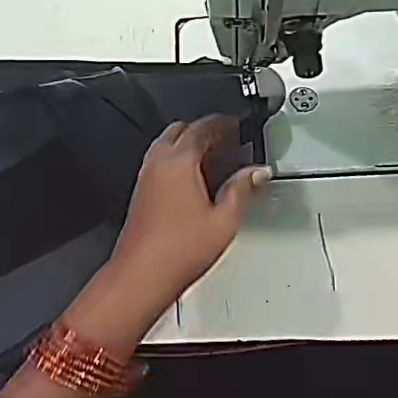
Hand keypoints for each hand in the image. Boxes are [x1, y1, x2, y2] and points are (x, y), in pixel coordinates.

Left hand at [62, 115, 270, 351]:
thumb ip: (243, 189)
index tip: (237, 126)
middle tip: (229, 143)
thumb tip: (256, 173)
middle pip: (181, 130)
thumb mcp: (224, 220)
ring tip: (216, 162)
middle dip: (205, 131)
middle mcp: (157, 163)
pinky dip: (178, 162)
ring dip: (190, 146)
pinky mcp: (141, 191)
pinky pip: (160, 163)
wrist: (141, 275)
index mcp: (178, 161)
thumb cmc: (175, 251)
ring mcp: (146, 176)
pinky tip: (196, 183)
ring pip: (168, 145)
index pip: (202, 126)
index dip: (223, 123)